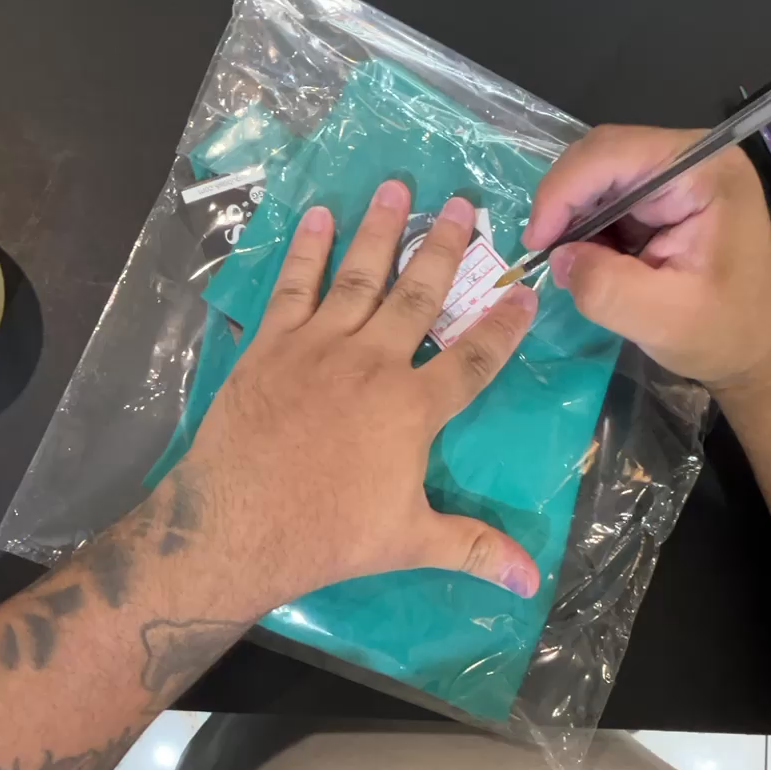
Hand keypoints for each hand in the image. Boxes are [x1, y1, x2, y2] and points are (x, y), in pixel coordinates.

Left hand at [174, 180, 542, 606]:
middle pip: (418, 297)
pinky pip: (294, 287)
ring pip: (359, 277)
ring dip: (381, 231)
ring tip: (396, 188)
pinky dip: (307, 250)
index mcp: (414, 408)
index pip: (473, 359)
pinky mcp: (272, 345)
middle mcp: (374, 363)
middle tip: (463, 205)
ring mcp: (319, 347)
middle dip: (445, 250)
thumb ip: (474, 548)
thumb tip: (532, 581)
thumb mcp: (410, 542)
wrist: (239, 526)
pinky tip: (317, 217)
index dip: (503, 326)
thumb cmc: (329, 534)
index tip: (525, 290)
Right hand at [523, 125, 770, 390]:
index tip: (536, 244)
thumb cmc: (725, 332)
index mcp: (702, 172)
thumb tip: (559, 258)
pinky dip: (585, 231)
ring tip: (571, 267)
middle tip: (545, 257)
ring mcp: (675, 178)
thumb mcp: (662, 318)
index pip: (613, 153)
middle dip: (563, 205)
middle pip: (600, 157)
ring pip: (597, 178)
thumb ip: (606, 287)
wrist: (758, 347)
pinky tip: (589, 264)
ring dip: (572, 221)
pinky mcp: (661, 201)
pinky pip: (606, 201)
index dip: (563, 191)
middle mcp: (689, 160)